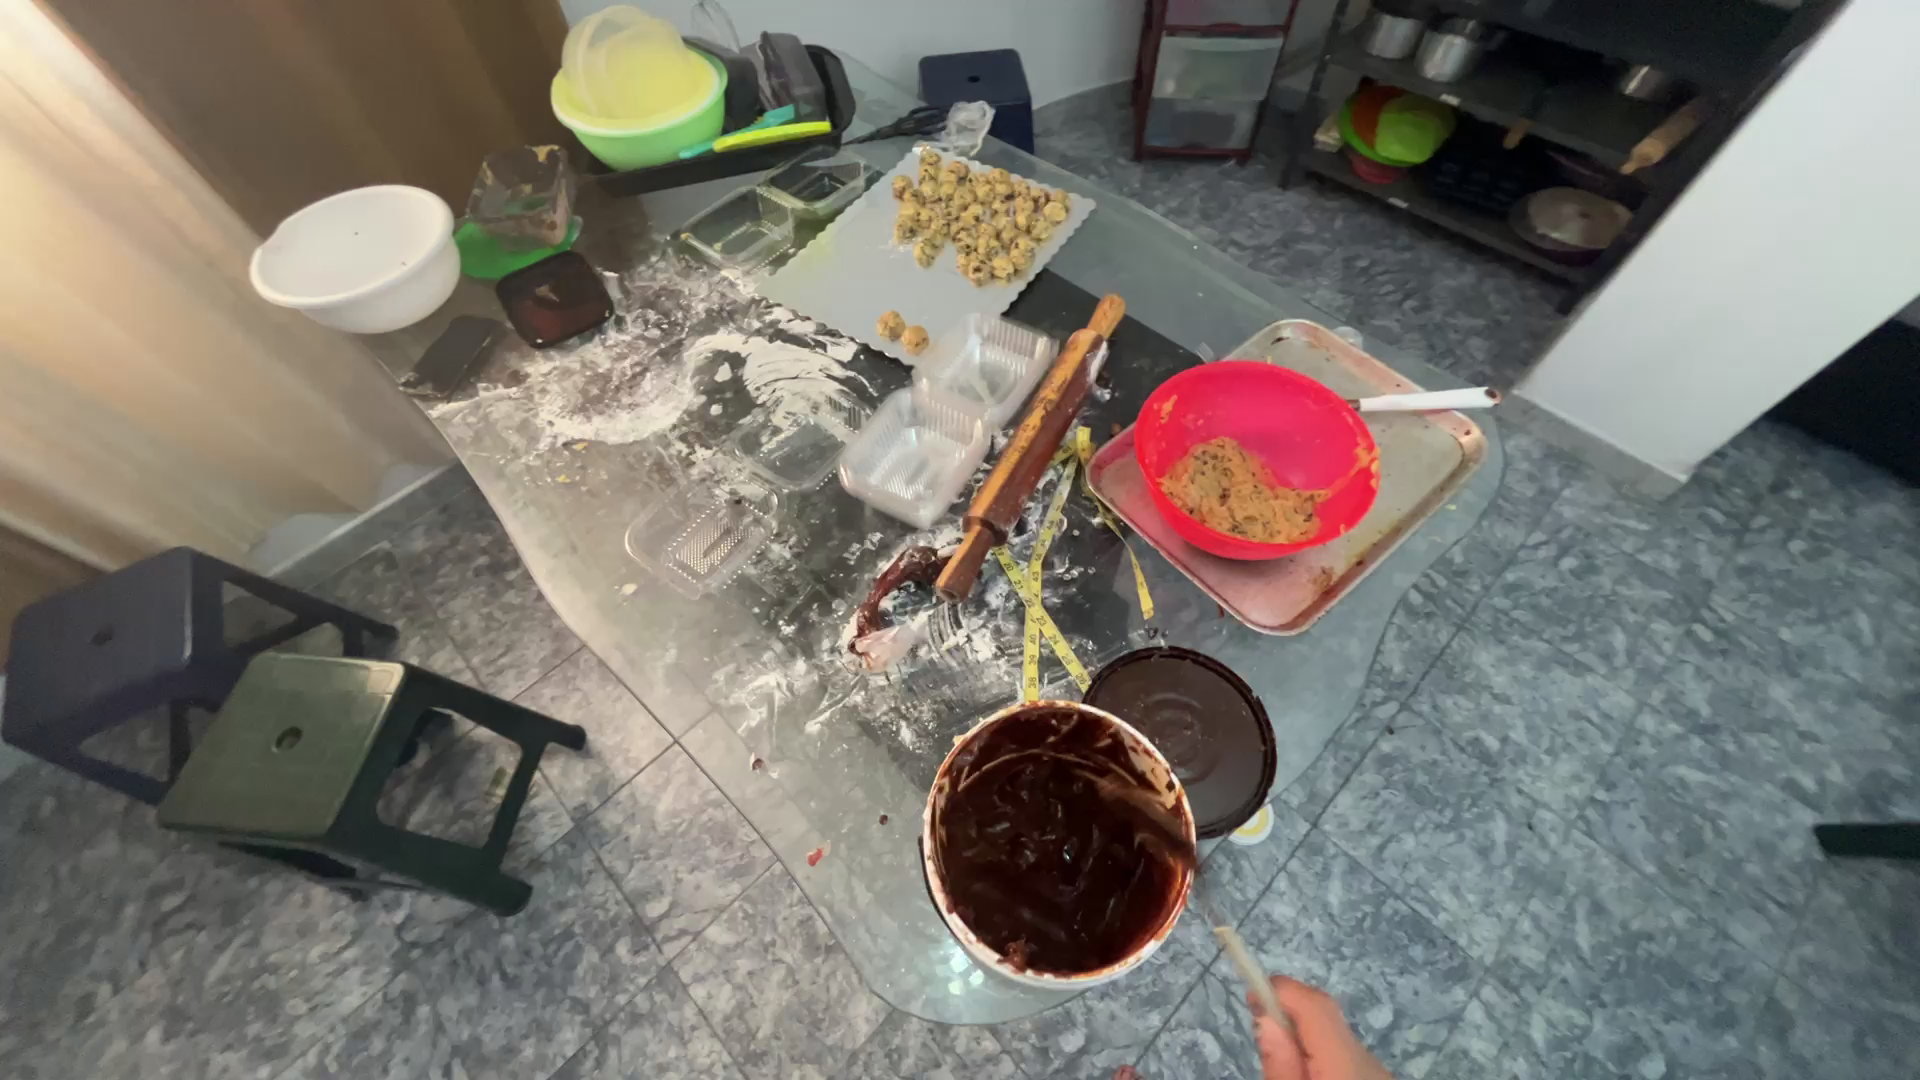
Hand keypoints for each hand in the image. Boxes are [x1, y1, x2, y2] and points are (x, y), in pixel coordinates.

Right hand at [1249, 977, 1393, 1079]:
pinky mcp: (1380, 1077)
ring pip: (1336, 1034)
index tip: (1252, 995)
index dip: (1280, 989)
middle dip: (1290, 1013)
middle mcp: (1372, 1062)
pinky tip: (1311, 1073)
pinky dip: (1324, 1053)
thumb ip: (1280, 1062)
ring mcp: (1381, 1071)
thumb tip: (1264, 1013)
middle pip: (1325, 1015)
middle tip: (1263, 1033)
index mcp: (1348, 1065)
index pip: (1314, 1003)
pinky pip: (1348, 1052)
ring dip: (1306, 1035)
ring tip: (1287, 1063)